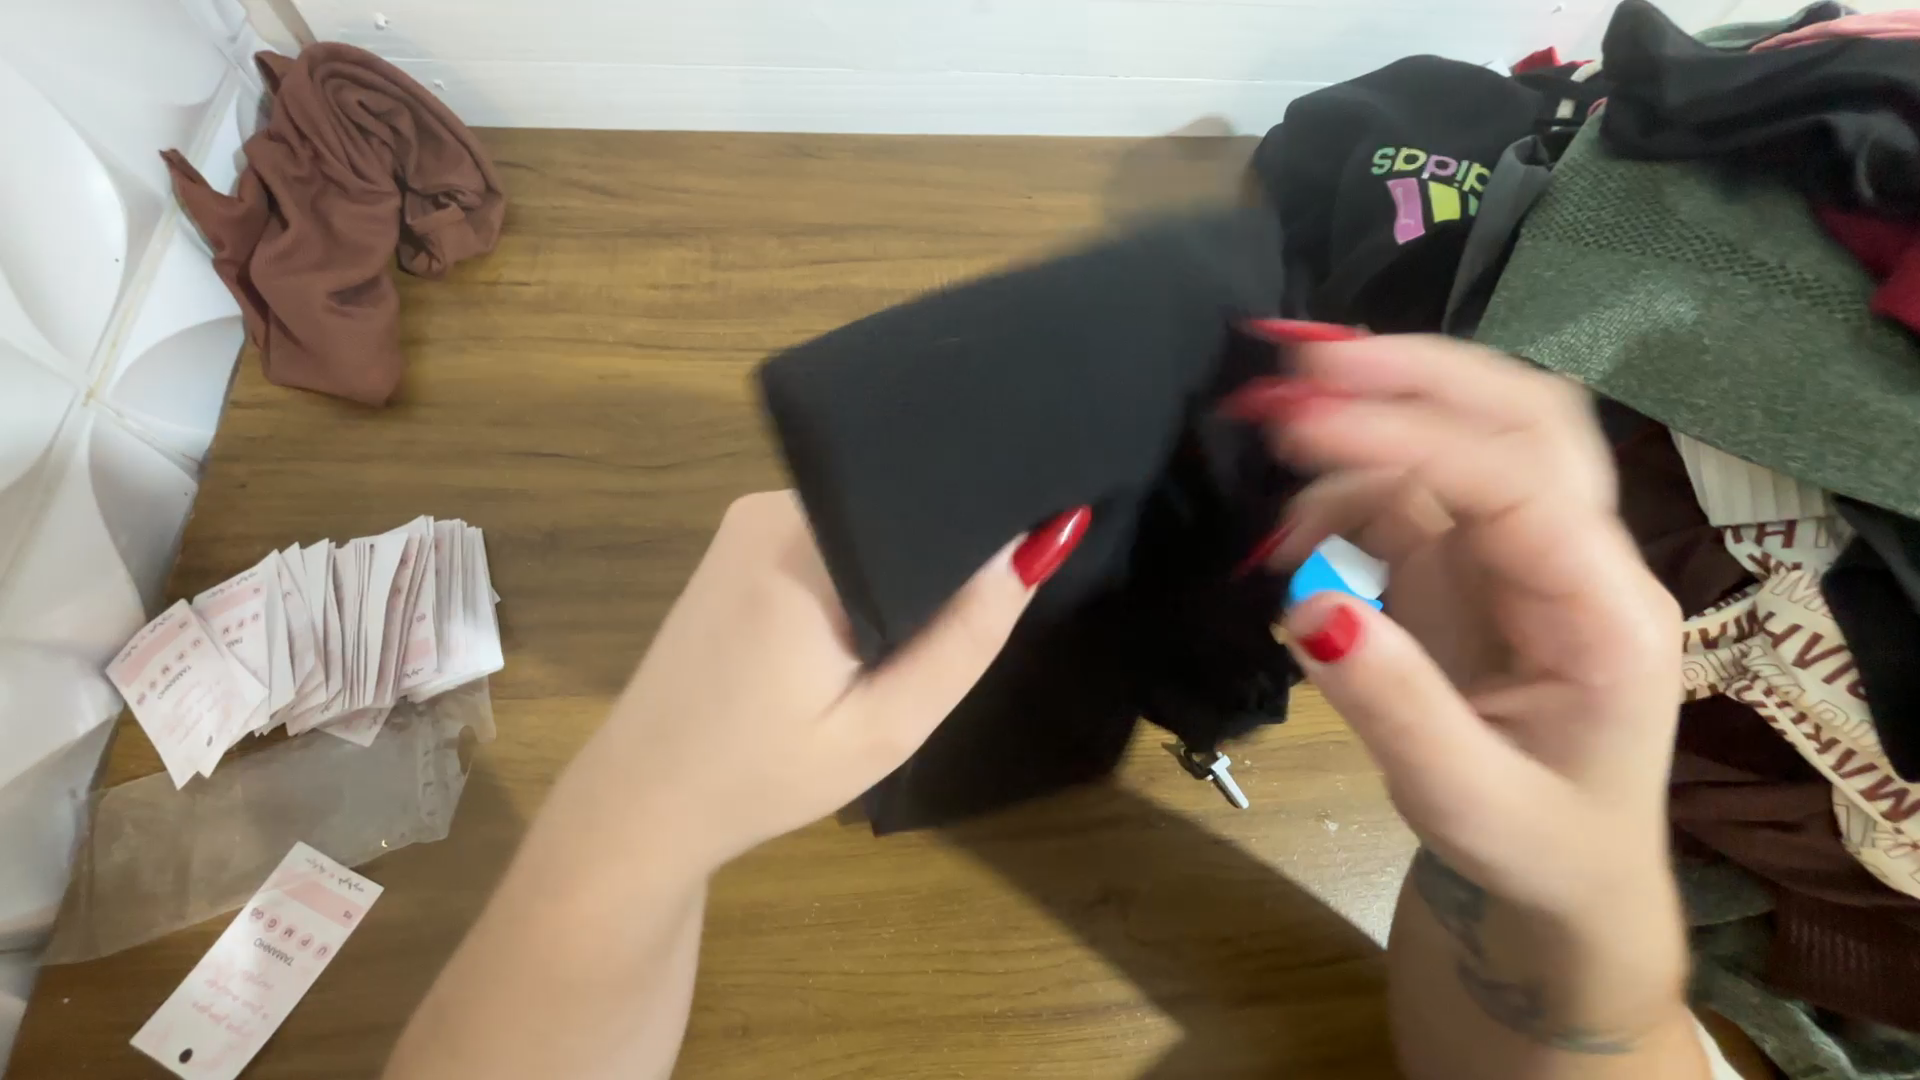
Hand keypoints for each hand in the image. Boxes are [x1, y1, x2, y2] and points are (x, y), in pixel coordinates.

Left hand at [567, 491, 1089, 874]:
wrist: (645, 800)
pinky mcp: (739, 542)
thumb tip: (1032, 549)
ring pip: (863, 518)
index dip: (981, 519)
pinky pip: (828, 531)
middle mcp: (771, 508)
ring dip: (900, 564)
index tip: (1032, 540)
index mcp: (804, 545)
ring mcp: (747, 521)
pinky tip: (868, 618)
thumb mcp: (884, 725)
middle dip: (943, 548)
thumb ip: (965, 638)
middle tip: (978, 606)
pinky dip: (863, 566)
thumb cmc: (764, 775)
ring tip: (919, 623)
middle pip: (893, 502)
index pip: (920, 497)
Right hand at [1233, 336, 1680, 913]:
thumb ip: (1391, 703)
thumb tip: (1308, 606)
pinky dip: (1338, 486)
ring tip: (1272, 437)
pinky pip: (1403, 489)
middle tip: (1300, 360)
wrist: (1557, 863)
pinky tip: (1289, 530)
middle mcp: (1569, 553)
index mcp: (1599, 608)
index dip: (1405, 436)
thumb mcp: (1462, 795)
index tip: (1298, 424)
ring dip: (1364, 419)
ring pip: (1458, 435)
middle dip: (1409, 372)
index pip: (1514, 480)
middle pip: (1516, 414)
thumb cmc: (1532, 837)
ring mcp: (1513, 549)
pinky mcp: (1461, 560)